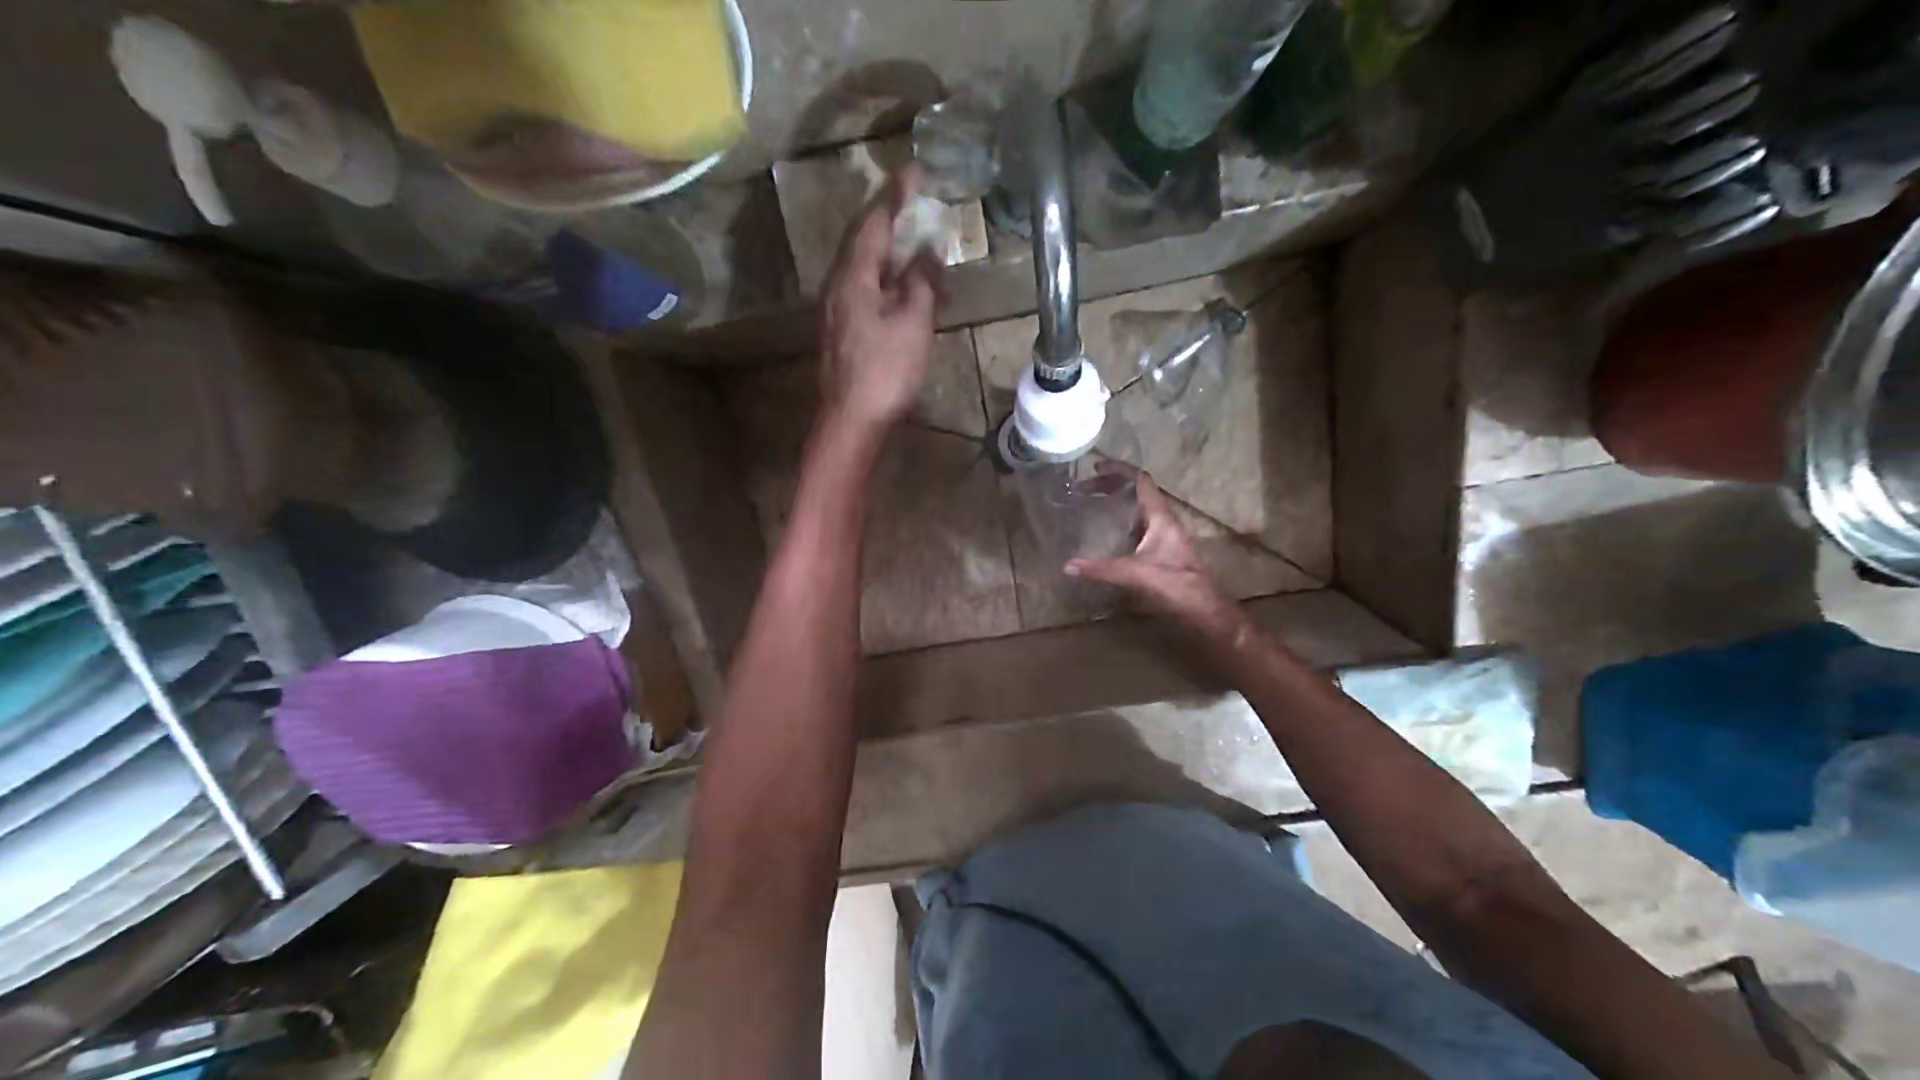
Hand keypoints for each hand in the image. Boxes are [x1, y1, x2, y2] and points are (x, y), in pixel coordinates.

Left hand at [819, 168, 940, 435]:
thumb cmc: (886, 372)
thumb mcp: (913, 323)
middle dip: (892, 220)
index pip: (874, 222)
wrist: (853, 421)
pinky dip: (889, 282)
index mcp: (853, 277)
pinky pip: (866, 290)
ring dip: (895, 256)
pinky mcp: (843, 330)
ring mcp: (837, 309)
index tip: (916, 171)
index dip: (896, 195)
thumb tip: (927, 252)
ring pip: (866, 267)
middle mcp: (838, 285)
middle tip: (919, 205)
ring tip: (924, 254)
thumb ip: (921, 282)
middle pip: (864, 241)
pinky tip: (908, 291)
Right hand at [1065, 472, 1238, 634]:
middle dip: (1111, 484)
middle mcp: (1165, 518)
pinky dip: (1125, 517)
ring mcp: (1167, 532)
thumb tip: (1067, 566)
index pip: (1140, 479)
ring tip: (1095, 502)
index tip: (1095, 467)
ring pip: (1141, 505)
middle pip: (1138, 489)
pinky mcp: (1166, 546)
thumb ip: (1099, 569)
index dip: (1118, 469)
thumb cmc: (1172, 583)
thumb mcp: (1132, 574)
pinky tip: (1112, 530)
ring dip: (1119, 499)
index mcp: (1160, 516)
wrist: (1202, 605)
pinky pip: (1143, 521)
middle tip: (1085, 488)